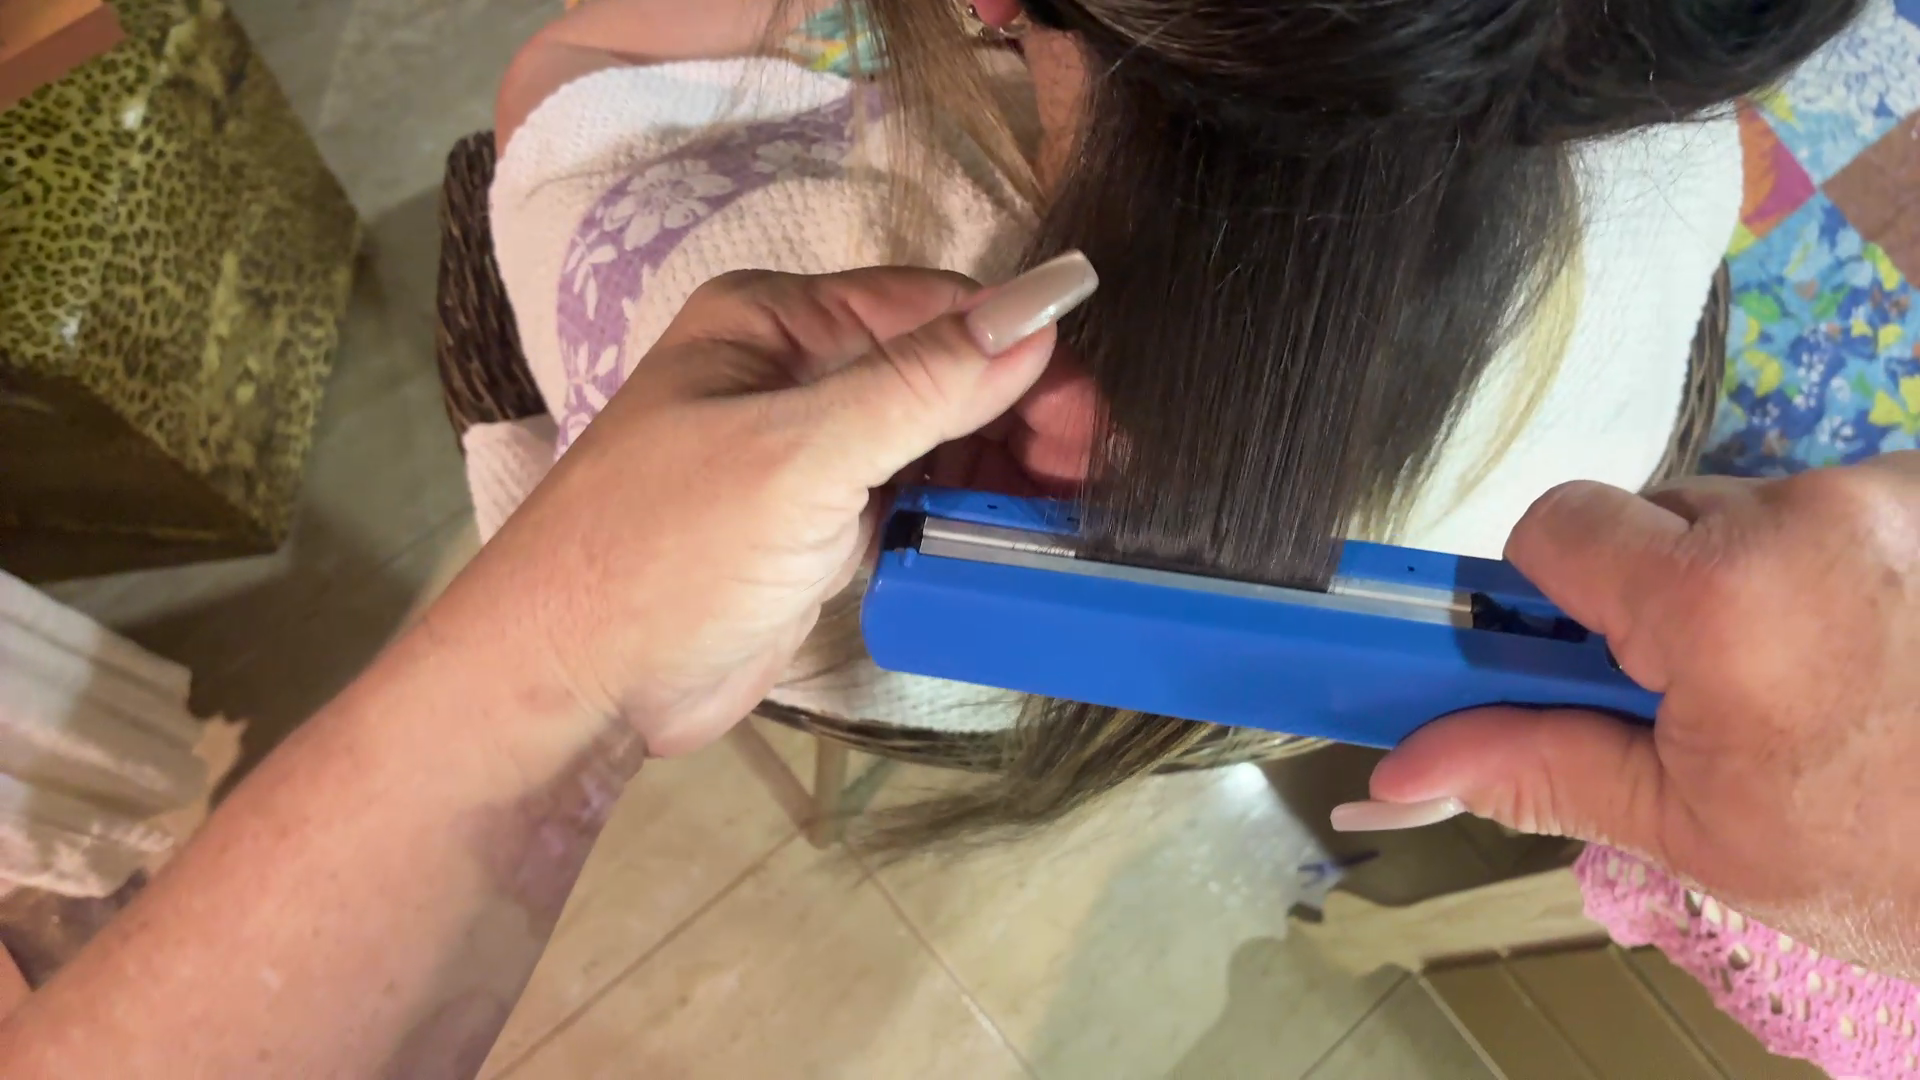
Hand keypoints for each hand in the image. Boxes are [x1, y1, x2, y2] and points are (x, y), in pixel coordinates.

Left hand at [436, 255, 1097, 756]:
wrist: (585, 682)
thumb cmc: (673, 550)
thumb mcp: (802, 454)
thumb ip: (924, 383)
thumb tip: (1041, 312)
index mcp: (781, 323)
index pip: (932, 311)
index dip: (1019, 351)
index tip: (1091, 413)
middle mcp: (801, 375)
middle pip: (941, 376)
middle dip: (1018, 417)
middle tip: (1093, 473)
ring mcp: (814, 454)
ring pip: (934, 441)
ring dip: (1000, 468)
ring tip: (1070, 508)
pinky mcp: (825, 523)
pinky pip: (914, 498)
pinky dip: (964, 510)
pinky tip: (1014, 531)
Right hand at [1333, 453, 1919, 974]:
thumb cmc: (1916, 869)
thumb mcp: (1696, 833)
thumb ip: (1532, 771)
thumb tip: (1398, 774)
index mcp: (1727, 597)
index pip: (1555, 523)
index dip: (1549, 587)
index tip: (1592, 648)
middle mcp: (1826, 511)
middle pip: (1656, 514)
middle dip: (1654, 591)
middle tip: (1708, 683)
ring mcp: (1915, 492)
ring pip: (1749, 511)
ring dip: (1748, 582)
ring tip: (1819, 672)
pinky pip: (1840, 511)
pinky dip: (1837, 570)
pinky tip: (1891, 645)